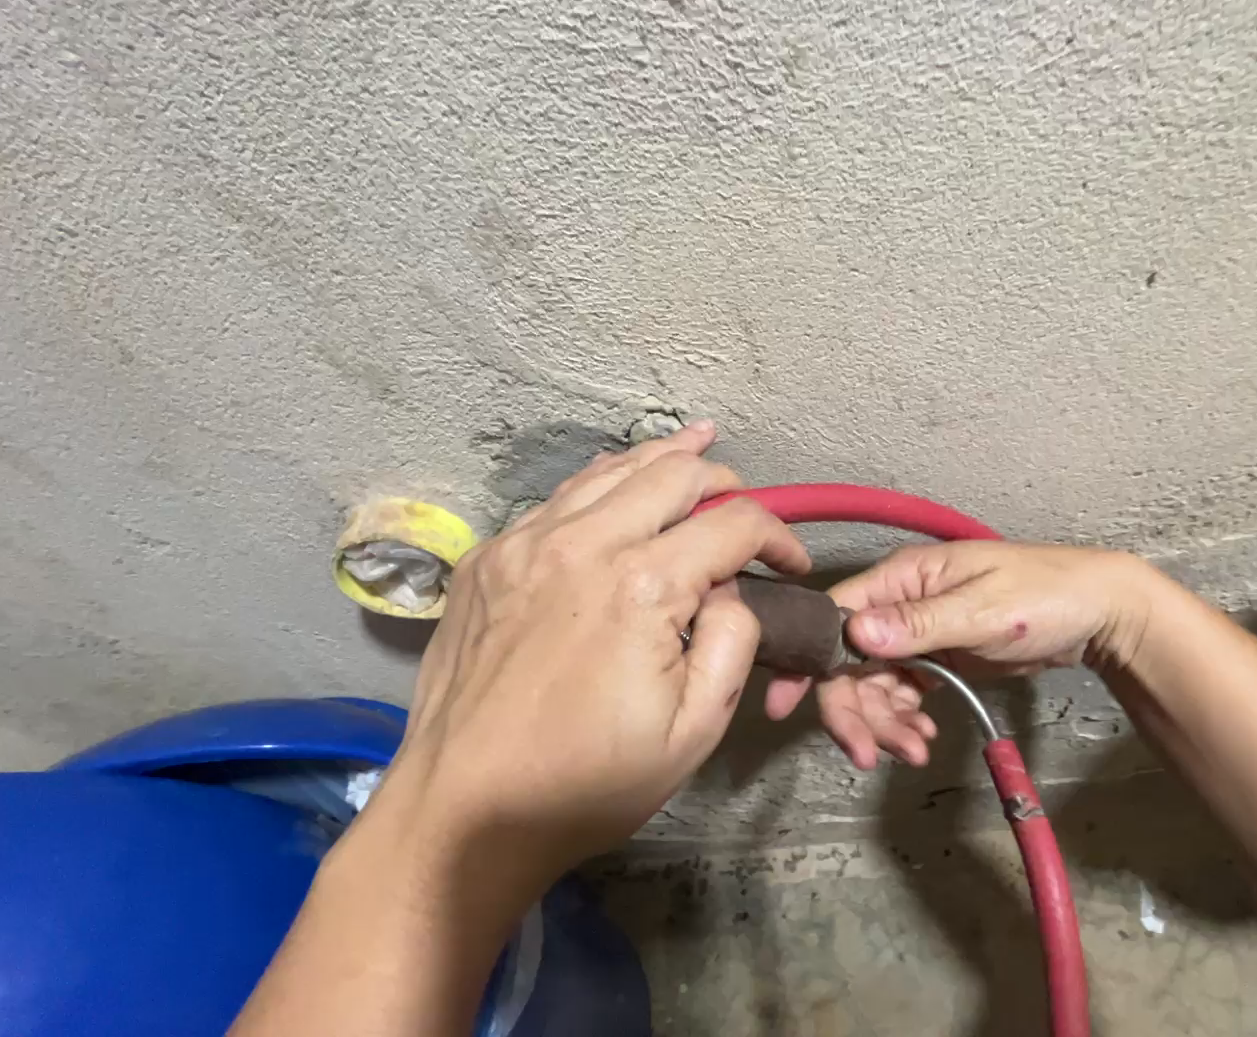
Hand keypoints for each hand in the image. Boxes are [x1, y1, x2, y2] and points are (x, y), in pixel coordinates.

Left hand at [367, 421, 810, 876]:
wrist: (463, 812)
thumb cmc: (589, 781)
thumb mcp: (695, 728)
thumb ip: (732, 638)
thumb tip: (728, 588)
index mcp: (641, 585)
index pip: (733, 523)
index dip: (777, 537)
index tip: (792, 565)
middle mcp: (582, 543)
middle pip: (674, 473)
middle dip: (726, 482)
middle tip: (746, 509)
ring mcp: (525, 542)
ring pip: (611, 469)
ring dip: (666, 458)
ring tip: (700, 443)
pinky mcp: (489, 557)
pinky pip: (560, 497)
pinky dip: (605, 483)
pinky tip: (620, 484)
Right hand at [762, 541, 1153, 769]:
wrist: (1100, 613)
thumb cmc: (1043, 596)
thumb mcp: (982, 610)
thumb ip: (919, 624)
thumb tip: (855, 632)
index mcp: (901, 579)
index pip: (836, 618)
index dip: (809, 662)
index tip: (785, 707)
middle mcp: (897, 605)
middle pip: (849, 661)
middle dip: (854, 710)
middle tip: (871, 756)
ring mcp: (915, 634)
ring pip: (873, 684)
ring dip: (883, 723)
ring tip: (915, 751)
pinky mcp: (935, 658)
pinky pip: (901, 693)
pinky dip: (903, 720)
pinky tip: (921, 737)